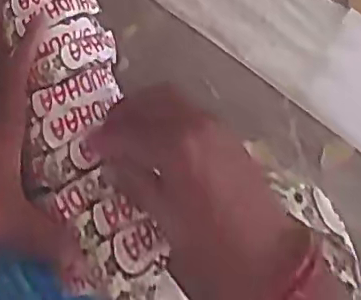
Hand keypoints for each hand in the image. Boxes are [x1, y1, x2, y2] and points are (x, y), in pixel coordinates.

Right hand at [89, 87, 311, 299]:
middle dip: (124, 112)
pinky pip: (186, 109)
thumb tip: (114, 164)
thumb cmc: (215, 252)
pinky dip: (166, 114)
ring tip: (129, 132)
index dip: (104, 138)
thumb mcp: (167, 224)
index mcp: (175, 147)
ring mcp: (212, 125)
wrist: (271, 262)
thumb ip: (138, 185)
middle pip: (151, 100)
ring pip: (170, 99)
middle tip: (106, 131)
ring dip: (145, 108)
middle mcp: (193, 124)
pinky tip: (157, 139)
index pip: (128, 130)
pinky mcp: (225, 133)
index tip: (89, 146)